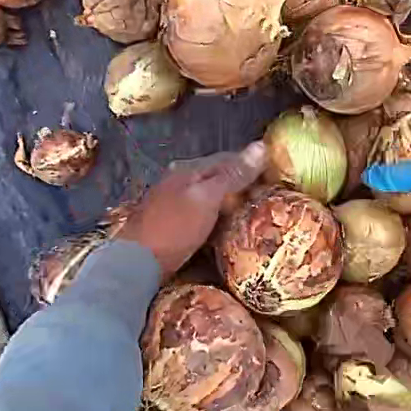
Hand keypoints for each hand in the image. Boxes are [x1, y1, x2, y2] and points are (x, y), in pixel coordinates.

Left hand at [117, 143, 267, 276]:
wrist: (134, 265)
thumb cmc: (174, 229)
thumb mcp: (208, 199)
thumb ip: (234, 174)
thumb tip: (261, 145)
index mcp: (188, 169)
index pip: (229, 158)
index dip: (253, 164)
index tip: (277, 176)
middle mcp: (178, 179)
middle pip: (218, 174)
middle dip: (242, 181)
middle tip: (268, 195)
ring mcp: (171, 200)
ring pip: (209, 192)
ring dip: (229, 198)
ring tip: (251, 209)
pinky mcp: (168, 221)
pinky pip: (201, 209)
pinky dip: (217, 212)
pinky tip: (224, 223)